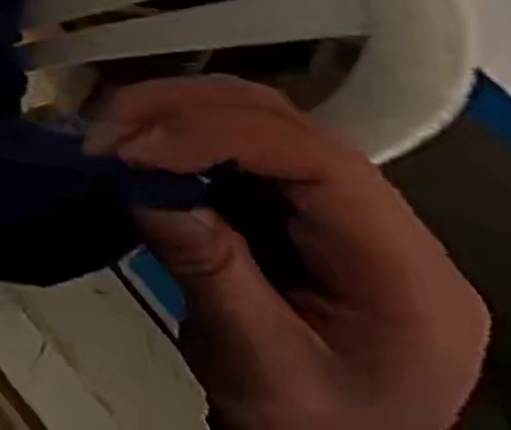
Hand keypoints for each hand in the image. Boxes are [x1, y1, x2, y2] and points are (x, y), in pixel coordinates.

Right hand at [86, 77, 487, 429]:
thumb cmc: (306, 424)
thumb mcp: (260, 367)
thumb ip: (212, 275)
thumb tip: (145, 188)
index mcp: (403, 272)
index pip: (318, 163)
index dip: (219, 136)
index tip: (133, 149)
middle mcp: (383, 221)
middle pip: (284, 123)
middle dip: (185, 112)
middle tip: (107, 132)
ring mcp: (335, 203)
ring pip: (255, 116)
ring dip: (174, 113)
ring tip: (112, 134)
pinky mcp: (290, 198)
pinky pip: (233, 139)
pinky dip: (175, 130)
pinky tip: (136, 146)